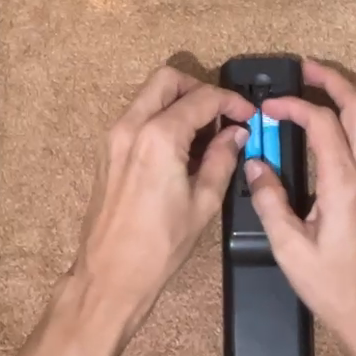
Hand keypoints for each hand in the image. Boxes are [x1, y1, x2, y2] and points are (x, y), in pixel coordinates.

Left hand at [67, 66, 254, 337]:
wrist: (110, 275)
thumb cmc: (158, 246)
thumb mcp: (203, 202)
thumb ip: (222, 159)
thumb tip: (236, 134)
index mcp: (158, 137)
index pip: (201, 99)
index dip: (230, 102)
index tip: (248, 114)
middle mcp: (130, 127)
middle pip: (167, 80)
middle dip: (199, 88)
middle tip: (222, 113)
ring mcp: (113, 138)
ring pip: (149, 95)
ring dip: (178, 102)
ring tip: (205, 132)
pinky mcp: (107, 151)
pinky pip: (136, 116)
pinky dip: (160, 117)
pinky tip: (181, 147)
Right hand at [244, 61, 355, 355]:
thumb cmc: (334, 288)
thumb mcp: (289, 249)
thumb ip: (270, 201)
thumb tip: (255, 165)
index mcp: (344, 186)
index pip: (323, 125)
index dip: (294, 106)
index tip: (269, 108)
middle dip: (334, 81)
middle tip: (306, 68)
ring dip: (352, 95)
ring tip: (325, 84)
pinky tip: (344, 122)